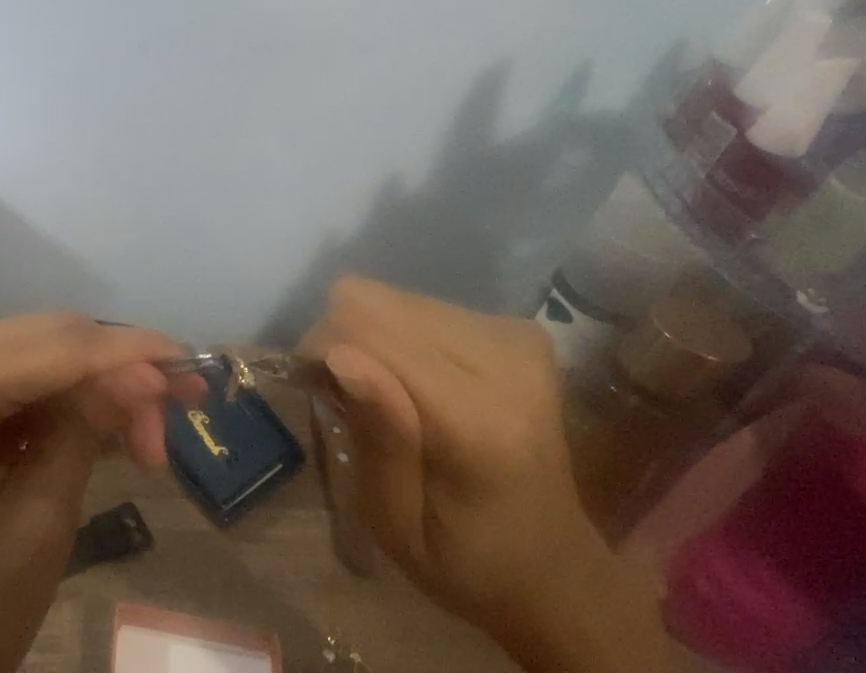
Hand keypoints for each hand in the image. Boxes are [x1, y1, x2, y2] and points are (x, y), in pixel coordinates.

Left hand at [0, 313, 191, 672]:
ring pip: (41, 353)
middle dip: (120, 373)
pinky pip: (19, 377)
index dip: (131, 355)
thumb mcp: (35, 531)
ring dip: (98, 388)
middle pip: (49, 340)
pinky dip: (65, 401)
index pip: (54, 348)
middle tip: (182, 419)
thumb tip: (145, 370)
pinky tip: (102, 436)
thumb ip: (83, 434)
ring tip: (148, 445)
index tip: (198, 373)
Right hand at [300, 277, 679, 672]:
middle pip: (376, 302)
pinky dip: (396, 336)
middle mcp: (507, 363)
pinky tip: (409, 379)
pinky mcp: (514, 330)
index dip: (321, 351)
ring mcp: (516, 340)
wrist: (552, 567)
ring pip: (392, 297)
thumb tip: (340, 356)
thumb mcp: (397, 526)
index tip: (313, 393)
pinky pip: (419, 305)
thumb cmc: (465, 562)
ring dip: (368, 337)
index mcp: (480, 422)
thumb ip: (377, 439)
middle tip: (344, 396)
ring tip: (377, 391)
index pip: (371, 334)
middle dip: (341, 340)